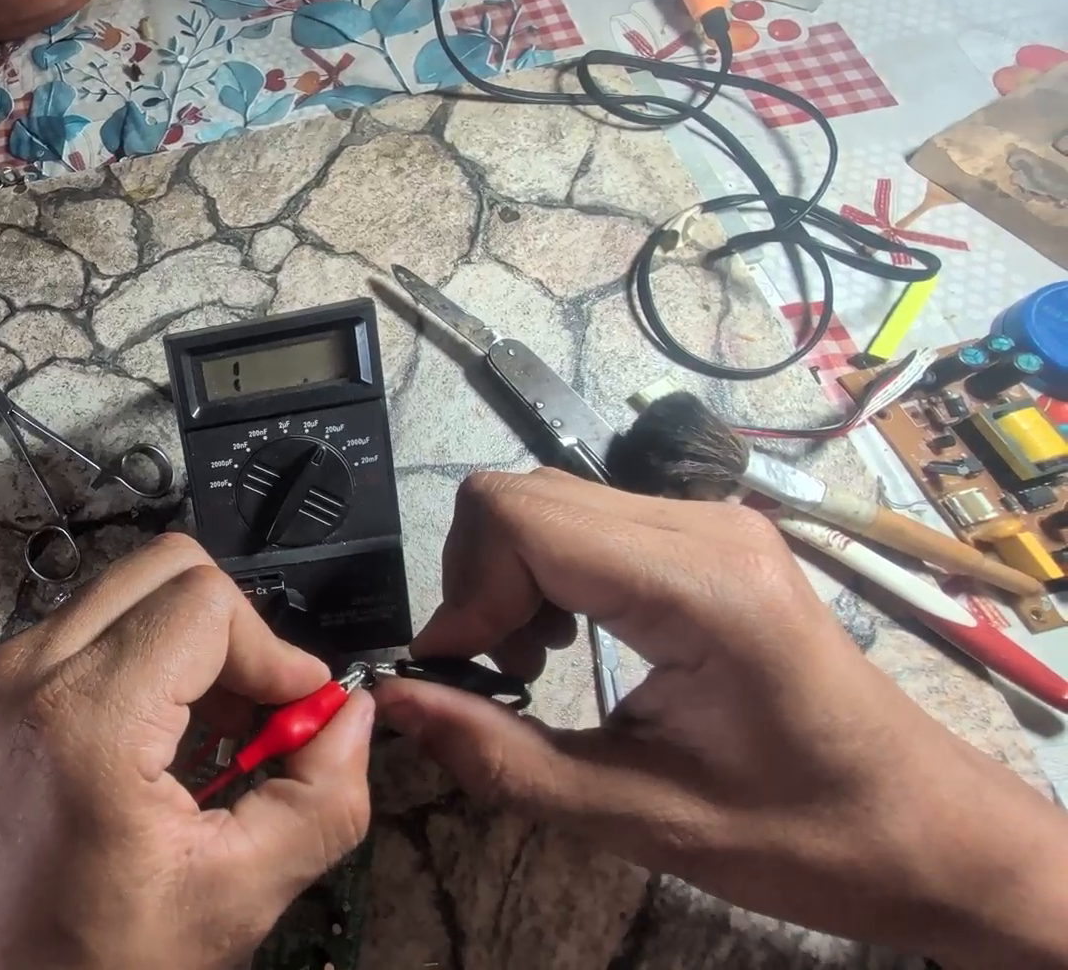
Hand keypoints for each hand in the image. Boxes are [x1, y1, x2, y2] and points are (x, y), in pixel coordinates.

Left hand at [0, 533, 374, 969]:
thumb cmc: (88, 959)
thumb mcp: (230, 899)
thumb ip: (318, 803)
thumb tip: (350, 717)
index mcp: (86, 717)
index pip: (203, 602)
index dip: (271, 647)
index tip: (299, 709)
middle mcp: (35, 666)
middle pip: (169, 566)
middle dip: (235, 628)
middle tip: (260, 708)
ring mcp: (12, 664)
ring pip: (135, 585)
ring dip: (195, 637)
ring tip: (217, 726)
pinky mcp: (8, 675)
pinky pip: (101, 617)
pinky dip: (154, 649)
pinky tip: (169, 726)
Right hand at [375, 470, 1067, 968]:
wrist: (941, 833)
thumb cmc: (808, 837)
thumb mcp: (641, 819)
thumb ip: (502, 758)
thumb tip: (393, 701)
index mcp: (701, 587)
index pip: (521, 522)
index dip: (464, 591)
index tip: (458, 669)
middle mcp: (699, 526)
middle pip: (514, 498)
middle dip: (475, 582)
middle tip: (499, 663)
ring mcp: (700, 519)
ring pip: (533, 499)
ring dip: (500, 575)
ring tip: (533, 652)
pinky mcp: (693, 531)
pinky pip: (567, 515)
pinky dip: (532, 568)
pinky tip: (564, 629)